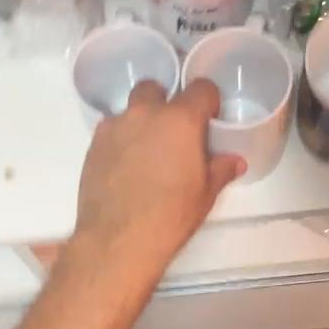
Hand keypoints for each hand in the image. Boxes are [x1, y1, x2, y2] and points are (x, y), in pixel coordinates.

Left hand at [68, 80, 243, 279]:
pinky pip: (112, 131)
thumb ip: (221, 171)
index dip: (208, 100)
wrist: (118, 240)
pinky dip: (121, 141)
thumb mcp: (205, 196)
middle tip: (173, 134)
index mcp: (180, 120)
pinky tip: (126, 168)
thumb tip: (235, 161)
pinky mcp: (94, 145)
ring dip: (141, 121)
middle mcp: (145, 113)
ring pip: (130, 109)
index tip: (209, 118)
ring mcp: (115, 126)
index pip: (201, 88)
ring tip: (147, 153)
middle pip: (156, 88)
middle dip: (166, 103)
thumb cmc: (170, 217)